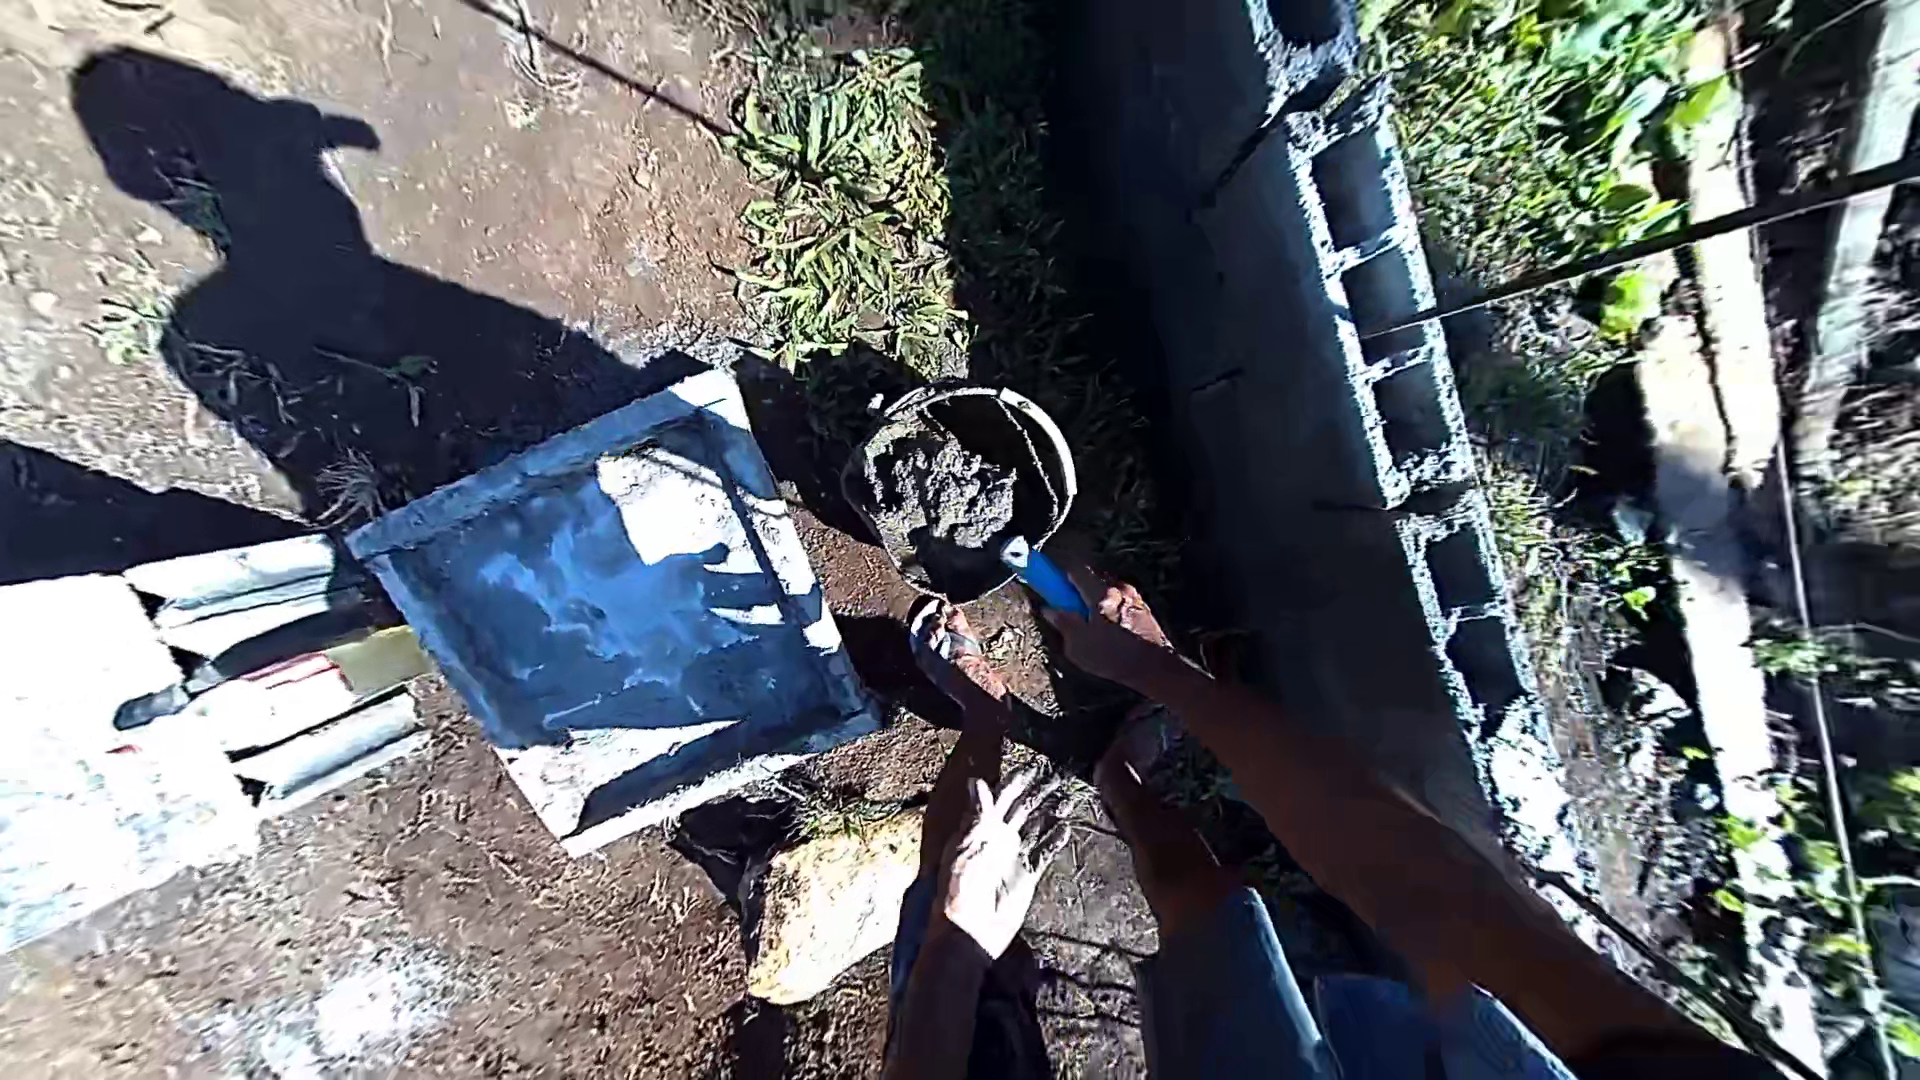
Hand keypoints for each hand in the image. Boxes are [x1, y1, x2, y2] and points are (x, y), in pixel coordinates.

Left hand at [935, 767, 1071, 958]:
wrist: (970, 931)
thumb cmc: (962, 887)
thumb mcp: (967, 846)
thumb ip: (977, 814)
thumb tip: (976, 779)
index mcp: (981, 826)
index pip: (1002, 796)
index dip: (1017, 780)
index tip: (1034, 765)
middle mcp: (999, 836)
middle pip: (1023, 807)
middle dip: (1039, 790)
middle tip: (1059, 774)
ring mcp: (1014, 854)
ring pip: (1037, 826)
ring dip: (1051, 811)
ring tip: (1068, 797)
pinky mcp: (1027, 874)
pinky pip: (1044, 852)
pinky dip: (1055, 839)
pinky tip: (1066, 827)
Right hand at [1039, 568, 1172, 685]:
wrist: (1157, 668)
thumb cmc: (1115, 658)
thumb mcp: (1079, 646)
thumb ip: (1063, 623)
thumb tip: (1050, 610)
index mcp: (1100, 593)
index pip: (1073, 568)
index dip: (1056, 574)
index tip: (1046, 581)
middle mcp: (1118, 587)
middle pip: (1089, 577)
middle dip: (1074, 589)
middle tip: (1066, 609)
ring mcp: (1133, 595)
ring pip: (1104, 588)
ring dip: (1092, 599)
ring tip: (1089, 624)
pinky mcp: (1142, 606)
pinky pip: (1117, 599)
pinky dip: (1107, 607)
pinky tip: (1106, 629)